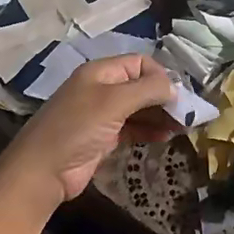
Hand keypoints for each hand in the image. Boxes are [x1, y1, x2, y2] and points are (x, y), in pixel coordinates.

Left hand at [0, 55, 176, 202]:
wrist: (44, 170)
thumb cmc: (77, 128)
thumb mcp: (113, 102)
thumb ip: (147, 90)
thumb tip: (175, 88)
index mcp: (99, 72)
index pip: (138, 63)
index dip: (160, 75)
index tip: (180, 96)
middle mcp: (100, 89)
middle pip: (140, 85)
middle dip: (164, 97)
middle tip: (189, 115)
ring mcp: (100, 114)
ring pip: (137, 108)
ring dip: (160, 115)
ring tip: (183, 128)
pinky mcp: (102, 138)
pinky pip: (131, 128)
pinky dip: (149, 130)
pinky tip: (166, 137)